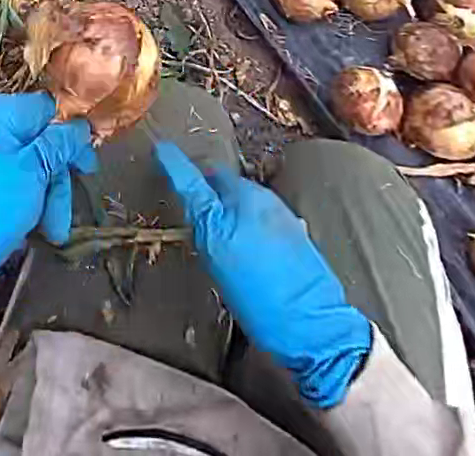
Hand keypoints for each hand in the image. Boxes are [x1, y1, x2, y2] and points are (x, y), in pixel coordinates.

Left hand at [0, 91, 96, 333]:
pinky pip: (4, 185)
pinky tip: (25, 233)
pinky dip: (20, 206)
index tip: (87, 171)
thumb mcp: (30, 175)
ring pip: (24, 168)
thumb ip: (60, 146)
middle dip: (57, 180)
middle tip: (62, 220)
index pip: (50, 110)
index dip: (73, 139)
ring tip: (47, 235)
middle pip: (39, 141)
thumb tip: (82, 125)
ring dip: (43, 199)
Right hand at [155, 142, 371, 407]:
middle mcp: (252, 199)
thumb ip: (206, 228)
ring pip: (243, 194)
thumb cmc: (259, 302)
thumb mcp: (219, 266)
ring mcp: (275, 207)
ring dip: (232, 204)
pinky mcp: (292, 219)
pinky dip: (251, 216)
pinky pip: (261, 208)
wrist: (312, 323)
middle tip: (201, 214)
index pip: (193, 180)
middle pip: (222, 182)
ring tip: (229, 235)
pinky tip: (254, 245)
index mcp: (229, 210)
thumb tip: (199, 208)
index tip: (162, 149)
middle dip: (210, 190)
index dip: (175, 165)